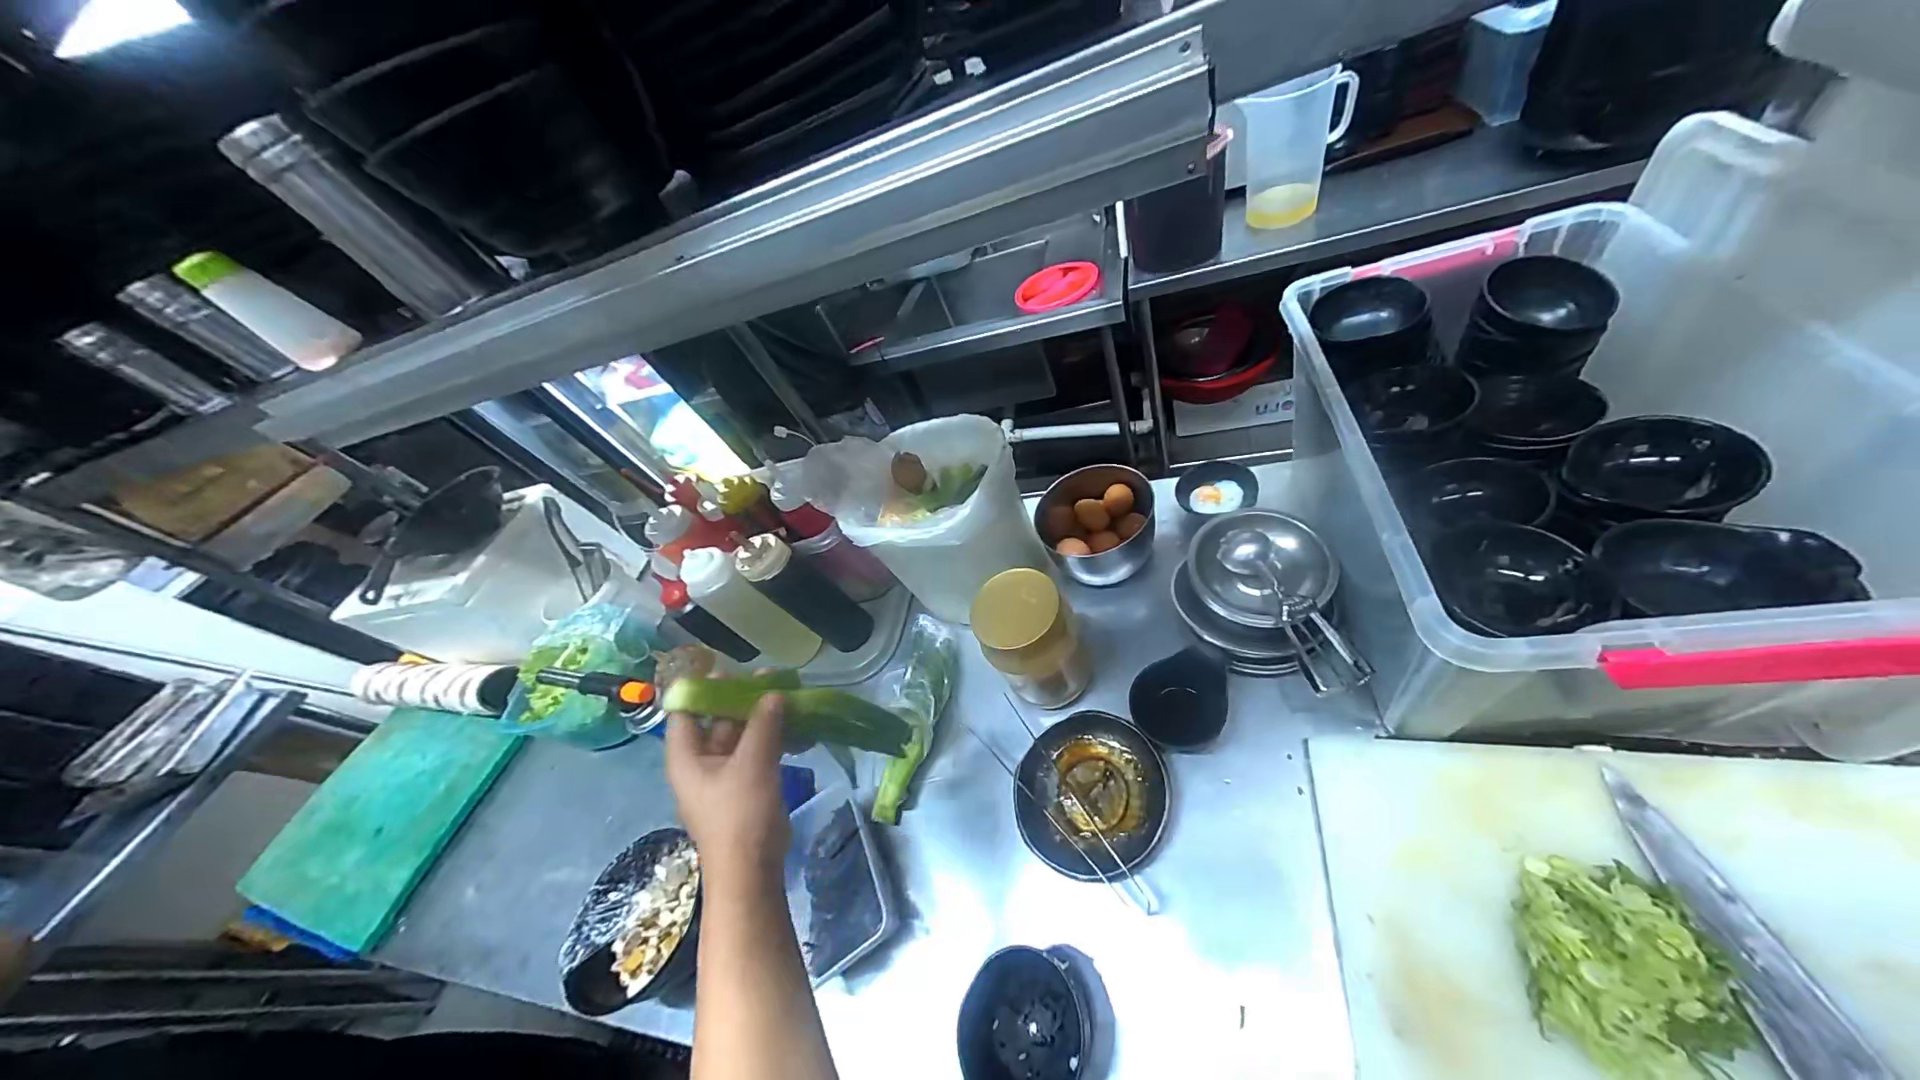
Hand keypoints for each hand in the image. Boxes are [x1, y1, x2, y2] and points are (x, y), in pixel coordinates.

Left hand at [665, 691, 790, 888]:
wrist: (751, 871)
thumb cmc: (740, 815)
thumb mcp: (752, 763)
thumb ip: (763, 724)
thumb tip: (774, 693)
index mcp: (686, 756)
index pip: (684, 710)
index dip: (701, 687)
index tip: (728, 667)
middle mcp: (701, 762)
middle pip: (717, 720)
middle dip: (742, 698)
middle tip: (770, 676)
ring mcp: (725, 775)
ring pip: (742, 735)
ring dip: (762, 717)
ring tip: (788, 694)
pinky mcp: (747, 787)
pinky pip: (757, 752)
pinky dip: (773, 738)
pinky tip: (797, 726)